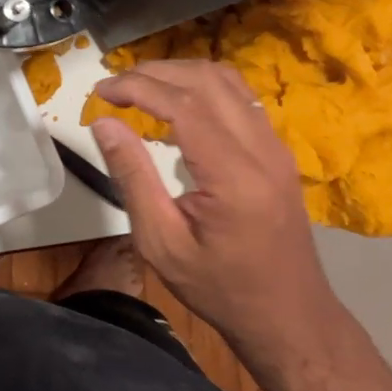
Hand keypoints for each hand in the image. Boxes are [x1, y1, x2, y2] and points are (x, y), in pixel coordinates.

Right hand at [90, 61, 343, 353]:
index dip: (136, 86)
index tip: (100, 92)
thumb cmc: (221, 288)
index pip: (183, 103)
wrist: (291, 318)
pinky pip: (239, 97)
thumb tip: (103, 123)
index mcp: (234, 176)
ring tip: (140, 89)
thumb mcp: (162, 244)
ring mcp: (276, 148)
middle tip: (114, 88)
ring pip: (227, 80)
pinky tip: (175, 105)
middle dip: (154, 72)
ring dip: (179, 73)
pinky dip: (201, 86)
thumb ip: (133, 178)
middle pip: (206, 79)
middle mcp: (262, 150)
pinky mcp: (278, 151)